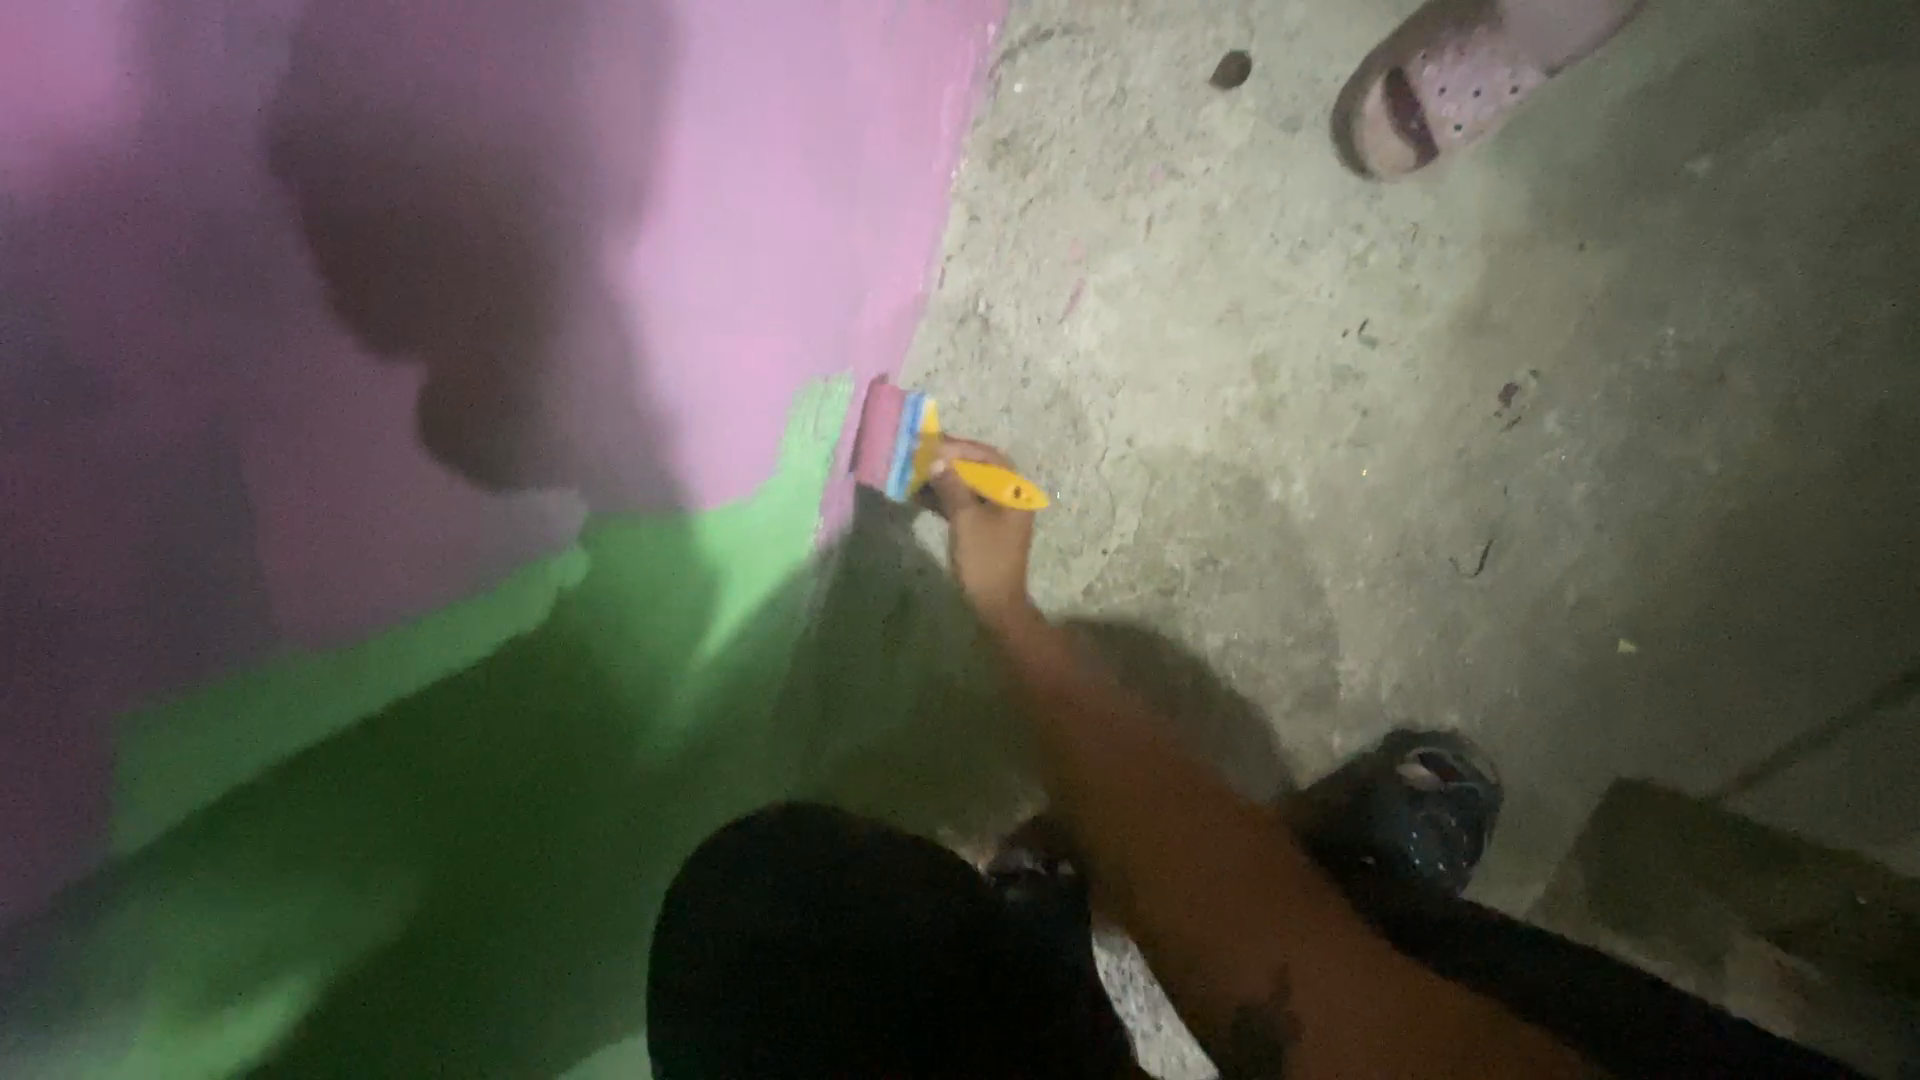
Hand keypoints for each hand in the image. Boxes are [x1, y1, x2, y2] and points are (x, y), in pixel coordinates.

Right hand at [925, 438, 1038, 622]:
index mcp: (1014, 491)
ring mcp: (998, 513)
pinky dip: (945, 498)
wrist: (995, 605)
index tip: (931, 445)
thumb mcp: (965, 519)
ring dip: (944, 479)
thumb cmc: (984, 560)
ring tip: (914, 474)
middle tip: (919, 455)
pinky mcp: (985, 527)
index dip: (959, 447)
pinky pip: (965, 503)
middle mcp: (1010, 497)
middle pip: (979, 468)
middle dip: (949, 461)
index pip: (988, 456)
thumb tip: (937, 461)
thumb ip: (952, 486)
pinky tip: (919, 495)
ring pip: (969, 486)